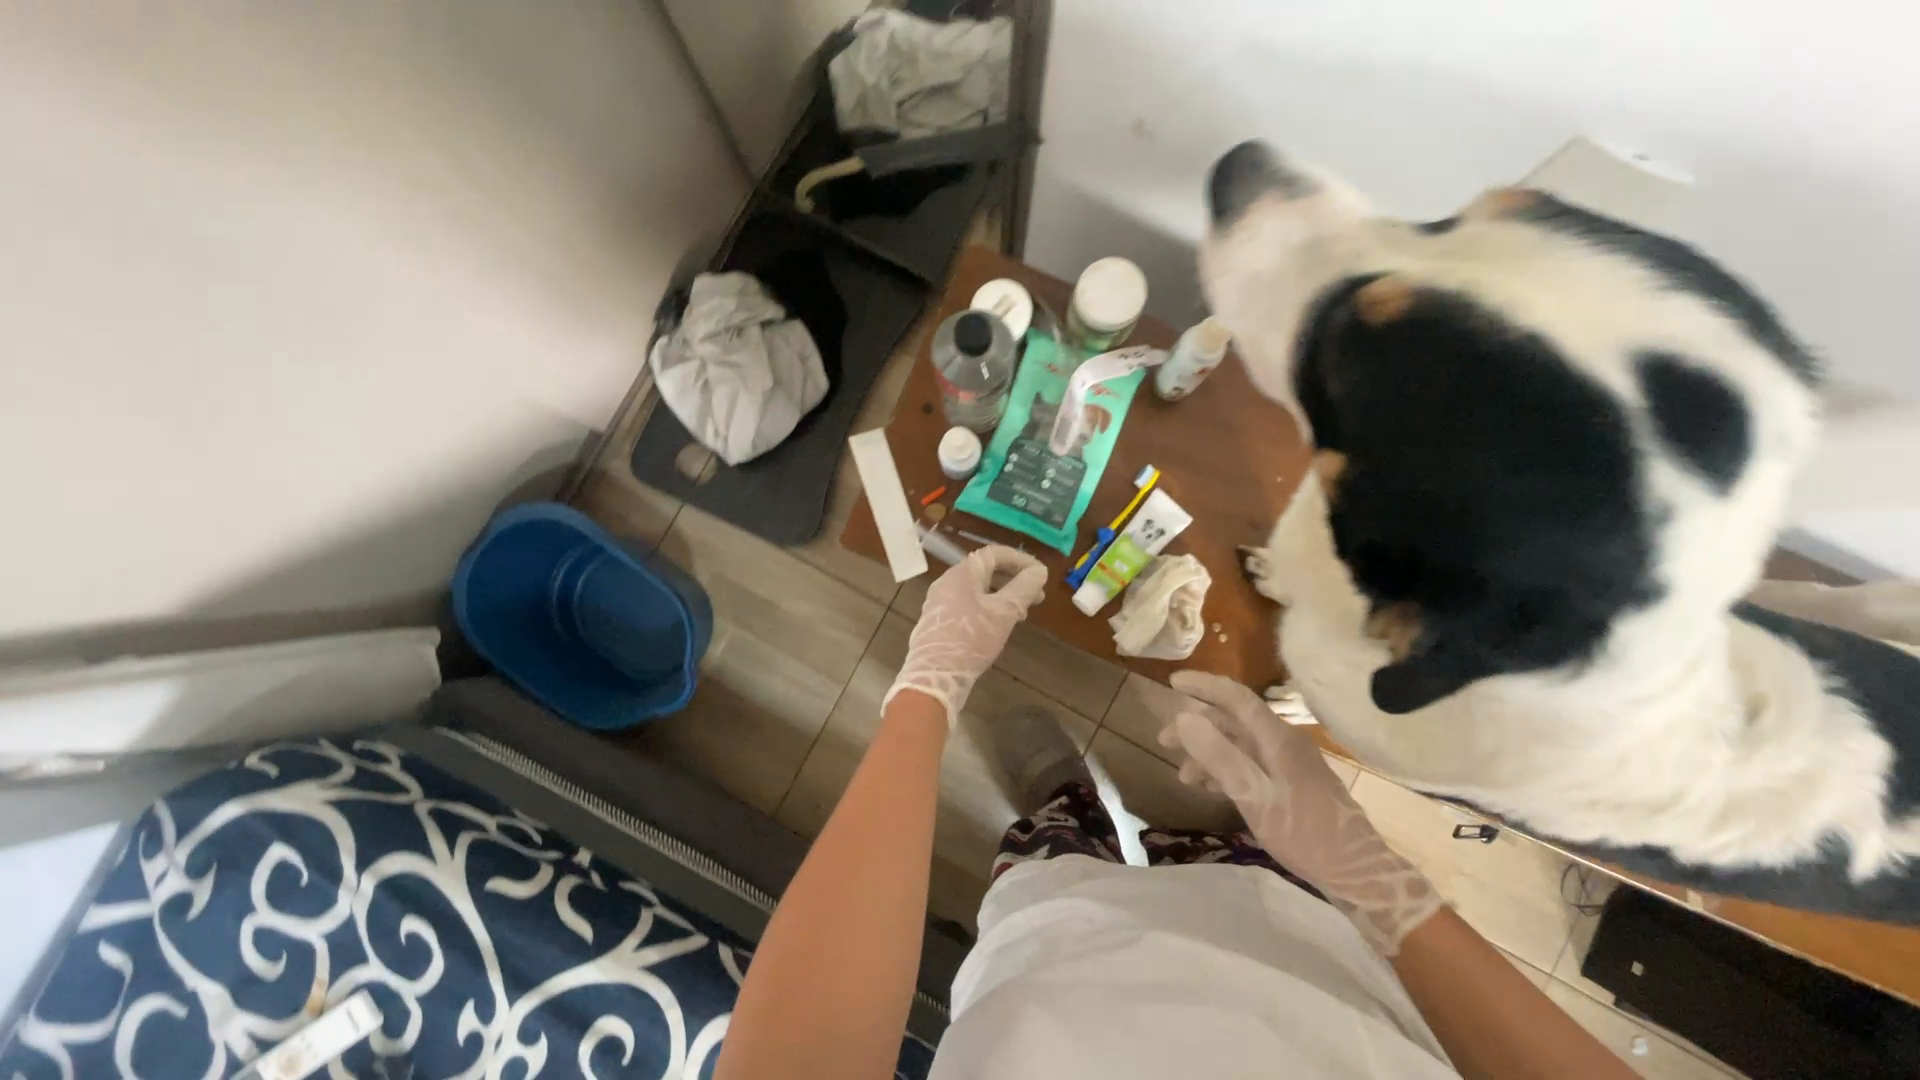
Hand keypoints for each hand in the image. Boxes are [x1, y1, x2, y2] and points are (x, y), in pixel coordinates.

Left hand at [884, 545, 1046, 727]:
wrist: (935, 676)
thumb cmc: (971, 639)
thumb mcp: (1004, 613)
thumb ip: (1023, 589)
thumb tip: (1039, 571)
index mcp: (962, 574)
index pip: (994, 554)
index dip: (1021, 560)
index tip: (1041, 574)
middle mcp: (947, 582)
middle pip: (986, 571)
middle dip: (1014, 581)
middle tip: (1037, 598)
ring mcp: (940, 602)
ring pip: (978, 590)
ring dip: (1003, 597)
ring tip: (1021, 615)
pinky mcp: (939, 621)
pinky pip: (968, 605)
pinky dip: (988, 609)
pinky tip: (998, 627)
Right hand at [1159, 671, 1444, 954]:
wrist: (1356, 873)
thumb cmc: (1304, 834)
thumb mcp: (1253, 797)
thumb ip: (1218, 756)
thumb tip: (1183, 717)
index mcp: (1278, 738)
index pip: (1236, 697)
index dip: (1204, 686)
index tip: (1173, 683)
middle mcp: (1284, 743)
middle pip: (1234, 721)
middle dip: (1197, 727)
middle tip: (1163, 742)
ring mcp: (1290, 763)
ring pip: (1240, 745)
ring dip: (1208, 753)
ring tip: (1183, 776)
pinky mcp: (1292, 783)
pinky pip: (1250, 764)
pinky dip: (1226, 770)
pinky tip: (1210, 788)